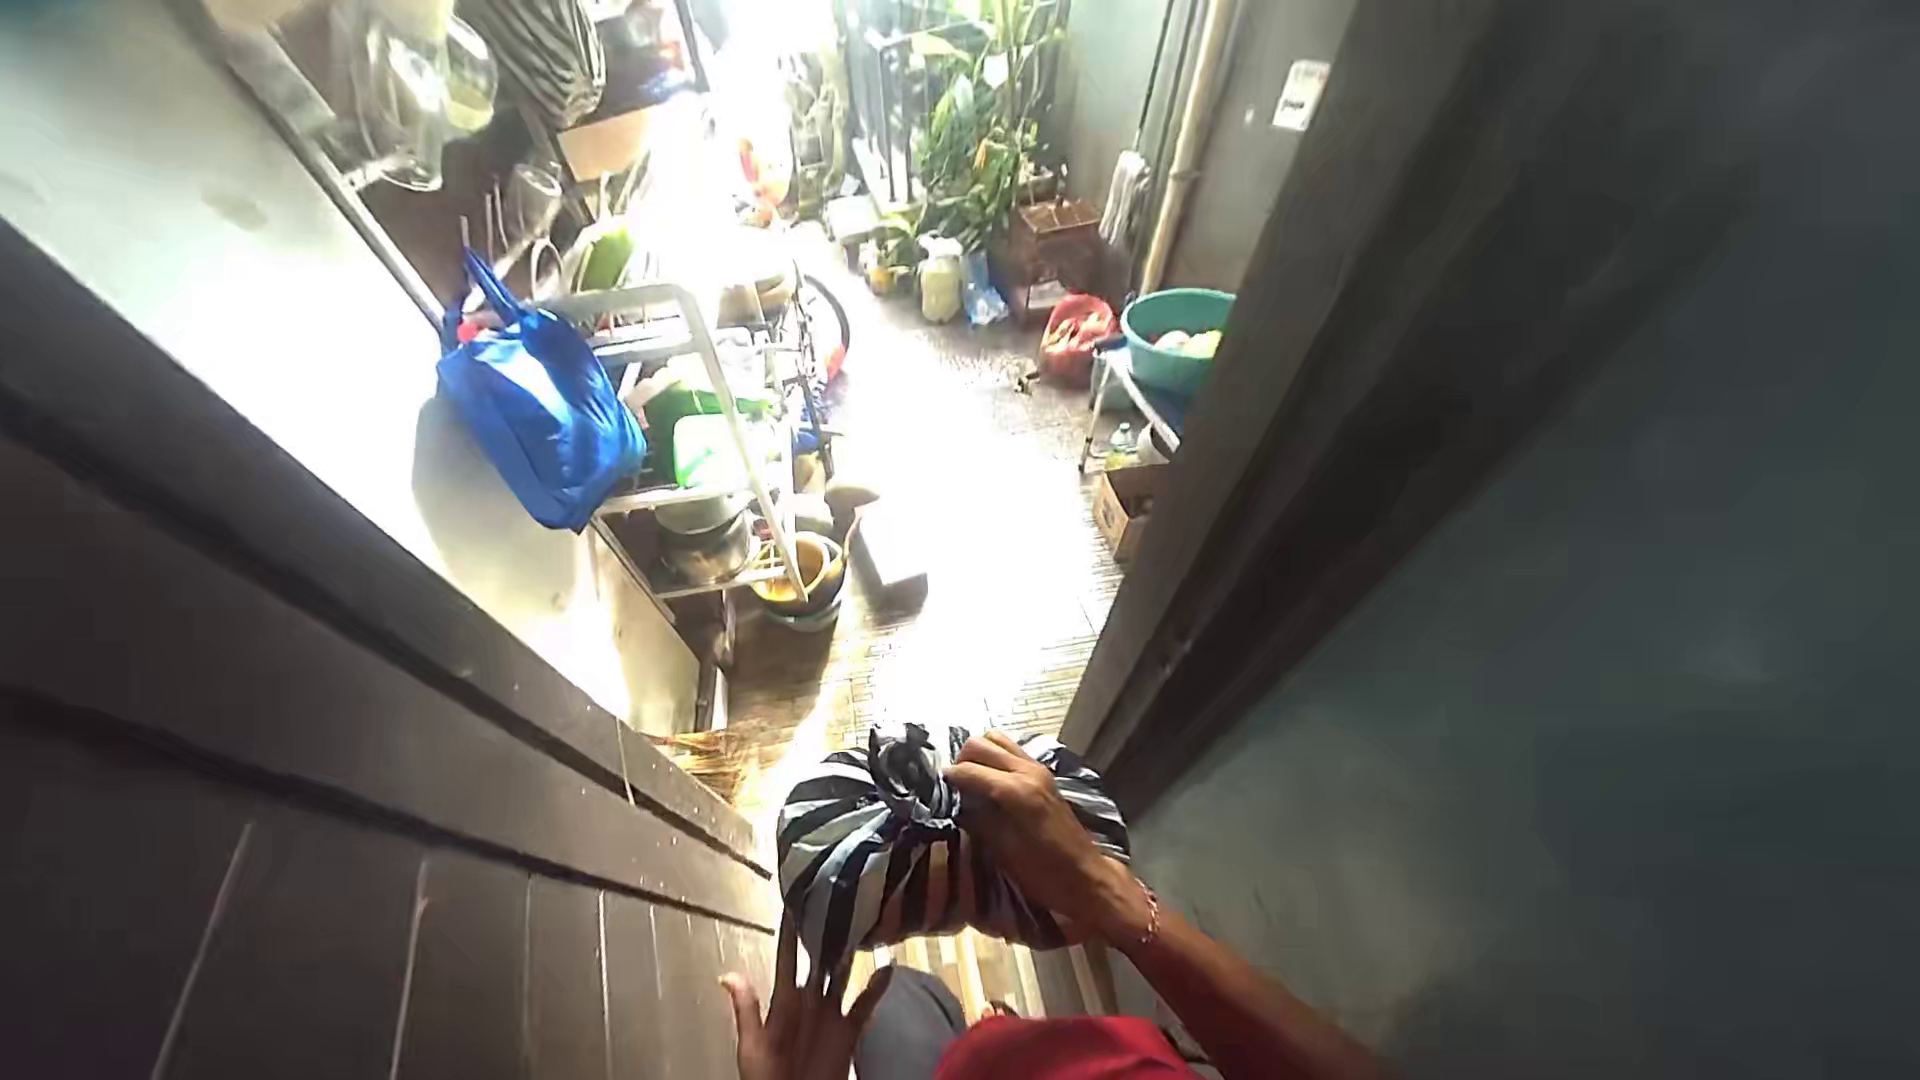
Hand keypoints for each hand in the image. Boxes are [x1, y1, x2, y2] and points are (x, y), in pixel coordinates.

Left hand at [722, 914, 894, 1079]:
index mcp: (785, 1000)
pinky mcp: (847, 1031)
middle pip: (820, 956)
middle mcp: (809, 999)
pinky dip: (878, 986)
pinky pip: (866, 1003)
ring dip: (852, 950)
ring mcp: (829, 1013)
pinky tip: (888, 967)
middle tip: (839, 896)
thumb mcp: (753, 1048)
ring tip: (864, 920)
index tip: (798, 897)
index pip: (788, 955)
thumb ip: (747, 1011)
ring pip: (843, 971)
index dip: (791, 929)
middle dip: (828, 929)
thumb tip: (727, 975)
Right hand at [945, 731, 1151, 943]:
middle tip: (954, 782)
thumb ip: (979, 819)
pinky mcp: (1043, 772)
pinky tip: (990, 777)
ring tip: (971, 776)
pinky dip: (995, 754)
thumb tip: (959, 802)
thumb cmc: (1043, 873)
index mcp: (1016, 792)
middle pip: (981, 744)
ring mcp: (1037, 768)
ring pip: (997, 738)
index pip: (970, 770)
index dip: (950, 776)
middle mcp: (1027, 771)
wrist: (1085, 876)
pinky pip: (1012, 749)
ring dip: (979, 752)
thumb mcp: (1003, 852)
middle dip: (961, 759)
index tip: (936, 786)